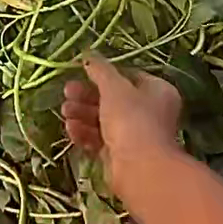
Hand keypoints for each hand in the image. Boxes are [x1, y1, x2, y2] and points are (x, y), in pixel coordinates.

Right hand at [61, 56, 183, 198]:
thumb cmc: (132, 119)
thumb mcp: (114, 87)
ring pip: (104, 119)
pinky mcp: (121, 156)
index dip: (104, 74)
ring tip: (65, 112)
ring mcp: (135, 135)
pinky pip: (100, 139)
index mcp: (157, 91)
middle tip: (67, 93)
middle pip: (113, 98)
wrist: (139, 169)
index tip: (82, 72)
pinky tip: (71, 130)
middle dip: (87, 96)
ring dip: (83, 114)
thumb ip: (100, 69)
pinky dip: (85, 133)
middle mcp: (149, 112)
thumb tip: (88, 55)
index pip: (128, 76)